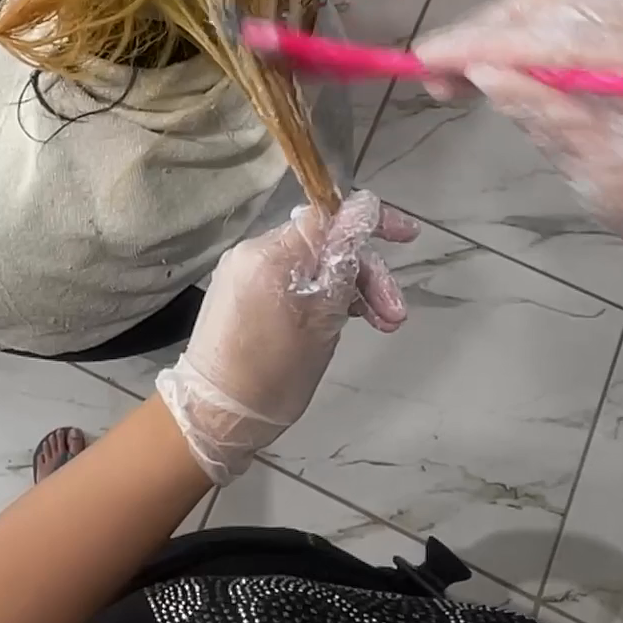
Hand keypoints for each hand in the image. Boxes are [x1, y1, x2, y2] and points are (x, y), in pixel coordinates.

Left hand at [158, 190, 418, 484]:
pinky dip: (321, 299)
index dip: (370, 220)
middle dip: (365, 273)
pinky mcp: (242, 296)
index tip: (406, 236)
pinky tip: (345, 323)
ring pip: (311, 267)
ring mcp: (244, 275)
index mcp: (269, 253)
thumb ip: (343, 260)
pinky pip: (290, 283)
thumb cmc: (272, 373)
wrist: (216, 415)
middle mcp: (251, 254)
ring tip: (380, 325)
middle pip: (323, 243)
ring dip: (349, 291)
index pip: (327, 214)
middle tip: (394, 315)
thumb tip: (363, 207)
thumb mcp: (323, 318)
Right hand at [415, 0, 622, 336]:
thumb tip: (485, 74)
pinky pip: (610, 1)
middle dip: (497, 24)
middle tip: (436, 62)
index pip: (575, 37)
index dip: (493, 42)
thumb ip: (552, 123)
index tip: (427, 57)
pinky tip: (516, 45)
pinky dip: (549, 17)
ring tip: (467, 54)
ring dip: (518, 17)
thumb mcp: (607, 186)